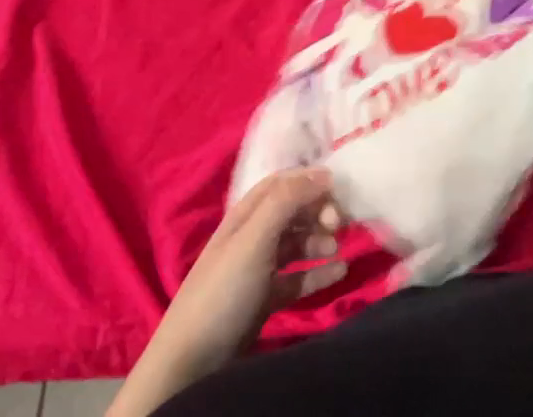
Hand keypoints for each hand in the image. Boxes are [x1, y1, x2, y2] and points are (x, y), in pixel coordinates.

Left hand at [159, 168, 347, 383]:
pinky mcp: (266, 297)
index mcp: (245, 215)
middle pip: (293, 212)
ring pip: (298, 244)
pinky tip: (340, 272)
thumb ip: (286, 202)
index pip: (282, 183)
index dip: (310, 180)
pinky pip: (299, 277)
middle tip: (338, 225)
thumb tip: (324, 173)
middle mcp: (253, 236)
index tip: (339, 189)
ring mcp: (259, 268)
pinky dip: (319, 273)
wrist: (193, 359)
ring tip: (335, 250)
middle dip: (318, 211)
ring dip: (320, 241)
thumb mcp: (253, 239)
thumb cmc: (224, 289)